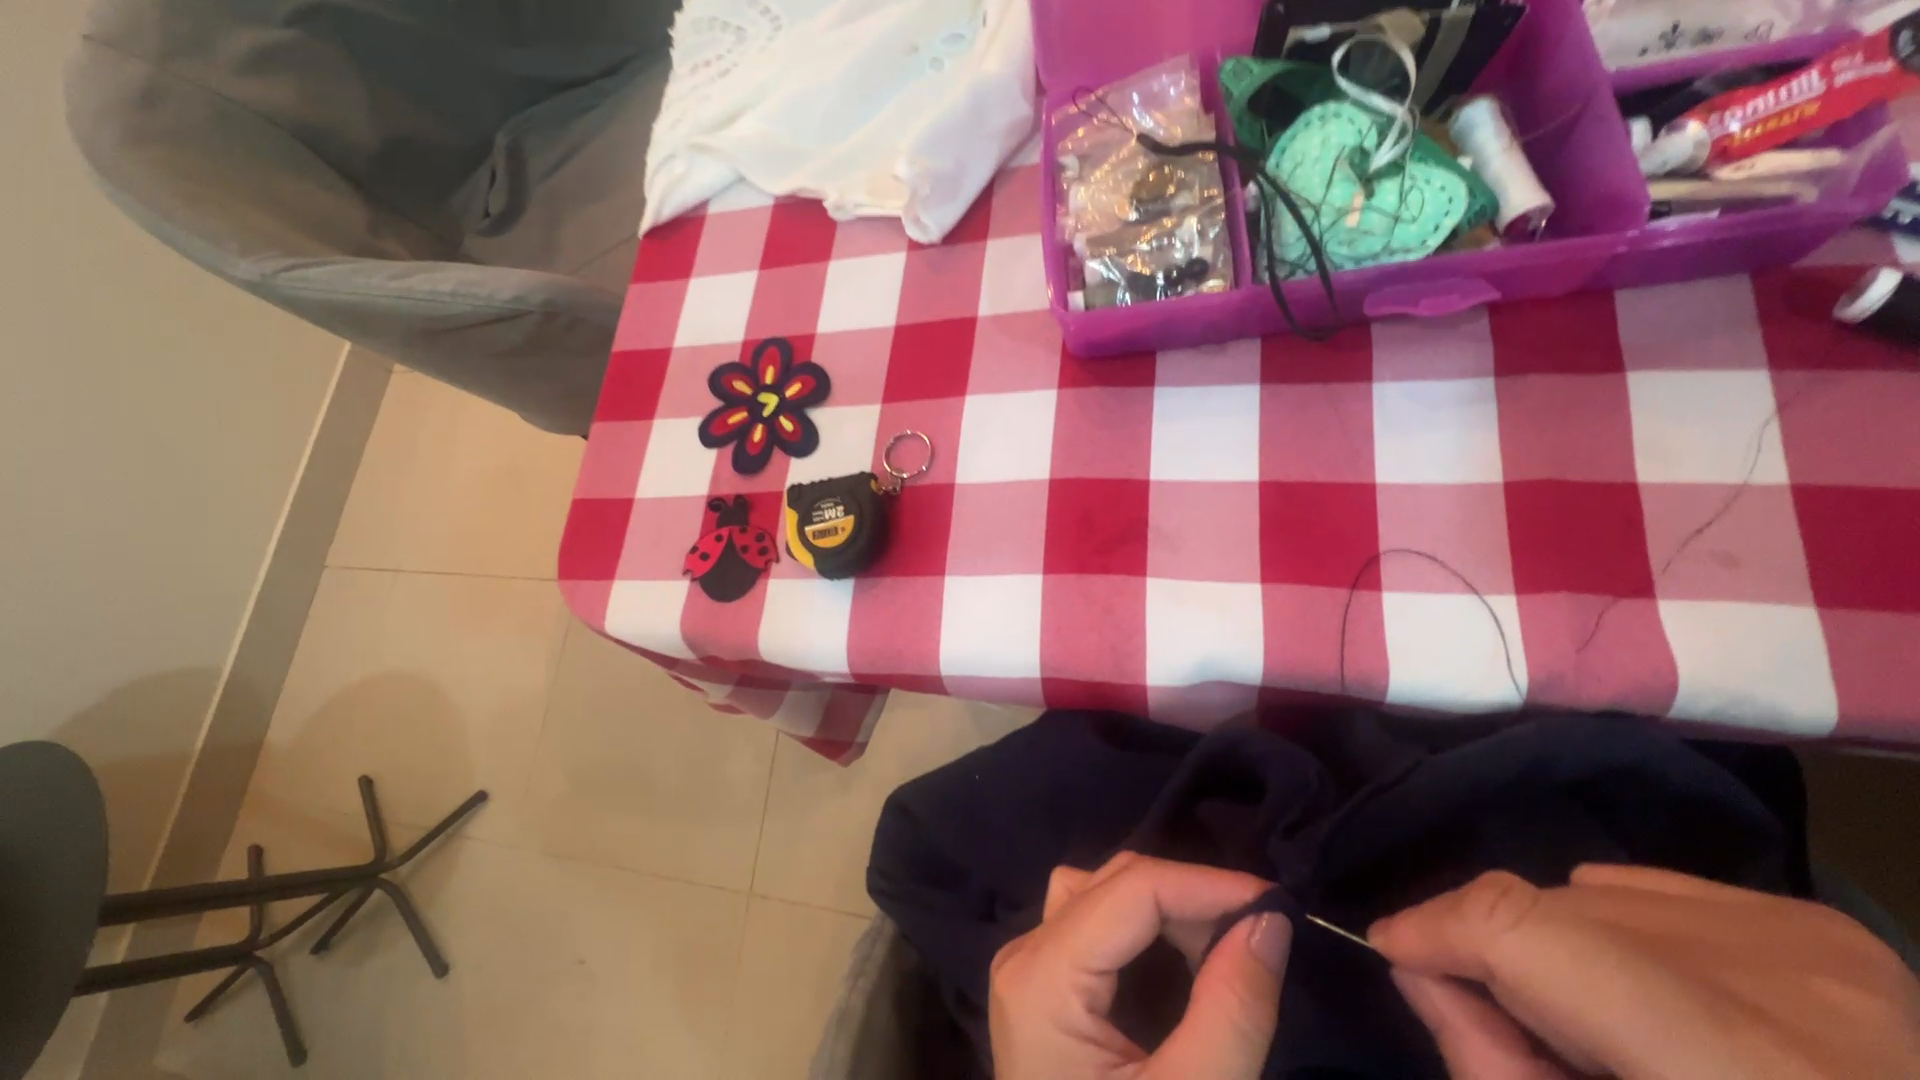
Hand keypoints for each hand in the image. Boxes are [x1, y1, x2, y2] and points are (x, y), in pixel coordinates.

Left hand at [989, 852, 1291, 1079]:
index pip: (1131, 889)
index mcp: (1042, 976)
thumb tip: (1270, 920)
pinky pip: (1093, 924)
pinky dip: (1144, 927)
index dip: (1207, 883)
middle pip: (1112, 884)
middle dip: (1190, 896)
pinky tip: (1182, 956)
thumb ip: (1232, 1006)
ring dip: (1166, 907)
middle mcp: (1024, 956)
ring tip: (1223, 941)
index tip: (1279, 902)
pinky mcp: (1043, 988)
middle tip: (1257, 932)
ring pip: (1100, 895)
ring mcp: (1027, 970)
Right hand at [1370, 864, 1919, 1078]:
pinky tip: (1655, 994)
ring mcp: (1814, 942)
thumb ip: (1486, 1061)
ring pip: (1598, 891)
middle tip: (1510, 1020)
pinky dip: (1620, 929)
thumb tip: (1419, 966)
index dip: (1436, 926)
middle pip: (1554, 906)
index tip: (1392, 952)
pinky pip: (1658, 890)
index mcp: (1732, 1064)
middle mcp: (1778, 977)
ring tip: (1597, 1022)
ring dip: (1560, 943)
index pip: (1525, 929)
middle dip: (1501, 952)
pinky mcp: (1825, 927)